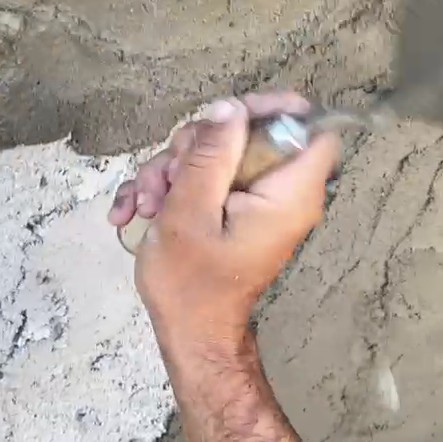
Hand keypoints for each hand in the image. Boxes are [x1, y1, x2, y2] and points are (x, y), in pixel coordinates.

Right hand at [107, 93, 341, 353]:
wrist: (188, 333)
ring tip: (144, 206)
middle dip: (193, 148)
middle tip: (165, 179)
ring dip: (169, 173)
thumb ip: (210, 156)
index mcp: (286, 193)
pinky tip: (133, 212)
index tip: (220, 118)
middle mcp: (279, 193)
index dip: (269, 110)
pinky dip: (167, 191)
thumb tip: (228, 107)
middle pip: (245, 136)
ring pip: (213, 157)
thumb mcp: (189, 212)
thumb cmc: (190, 282)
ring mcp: (252, 203)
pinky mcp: (230, 212)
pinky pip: (203, 182)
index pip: (309, 127)